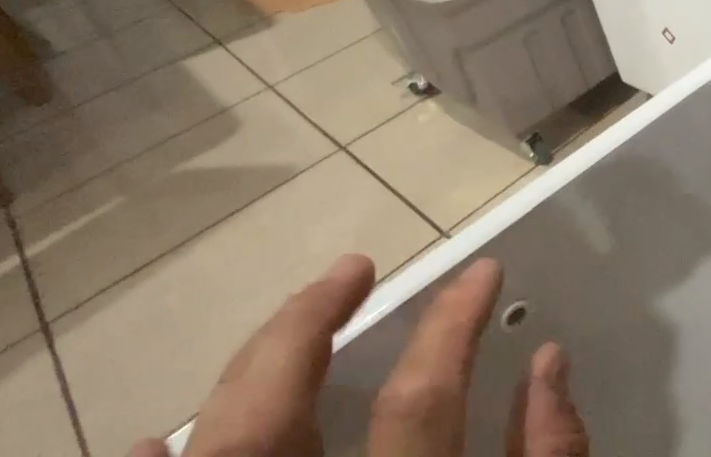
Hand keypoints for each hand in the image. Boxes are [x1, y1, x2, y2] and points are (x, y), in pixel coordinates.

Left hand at [127, 254, 588, 456]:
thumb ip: (550, 455)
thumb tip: (550, 363)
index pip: (420, 403)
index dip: (451, 326)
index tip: (483, 271)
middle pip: (266, 427)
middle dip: (303, 332)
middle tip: (349, 271)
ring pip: (207, 456)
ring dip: (230, 384)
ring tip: (285, 321)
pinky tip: (160, 436)